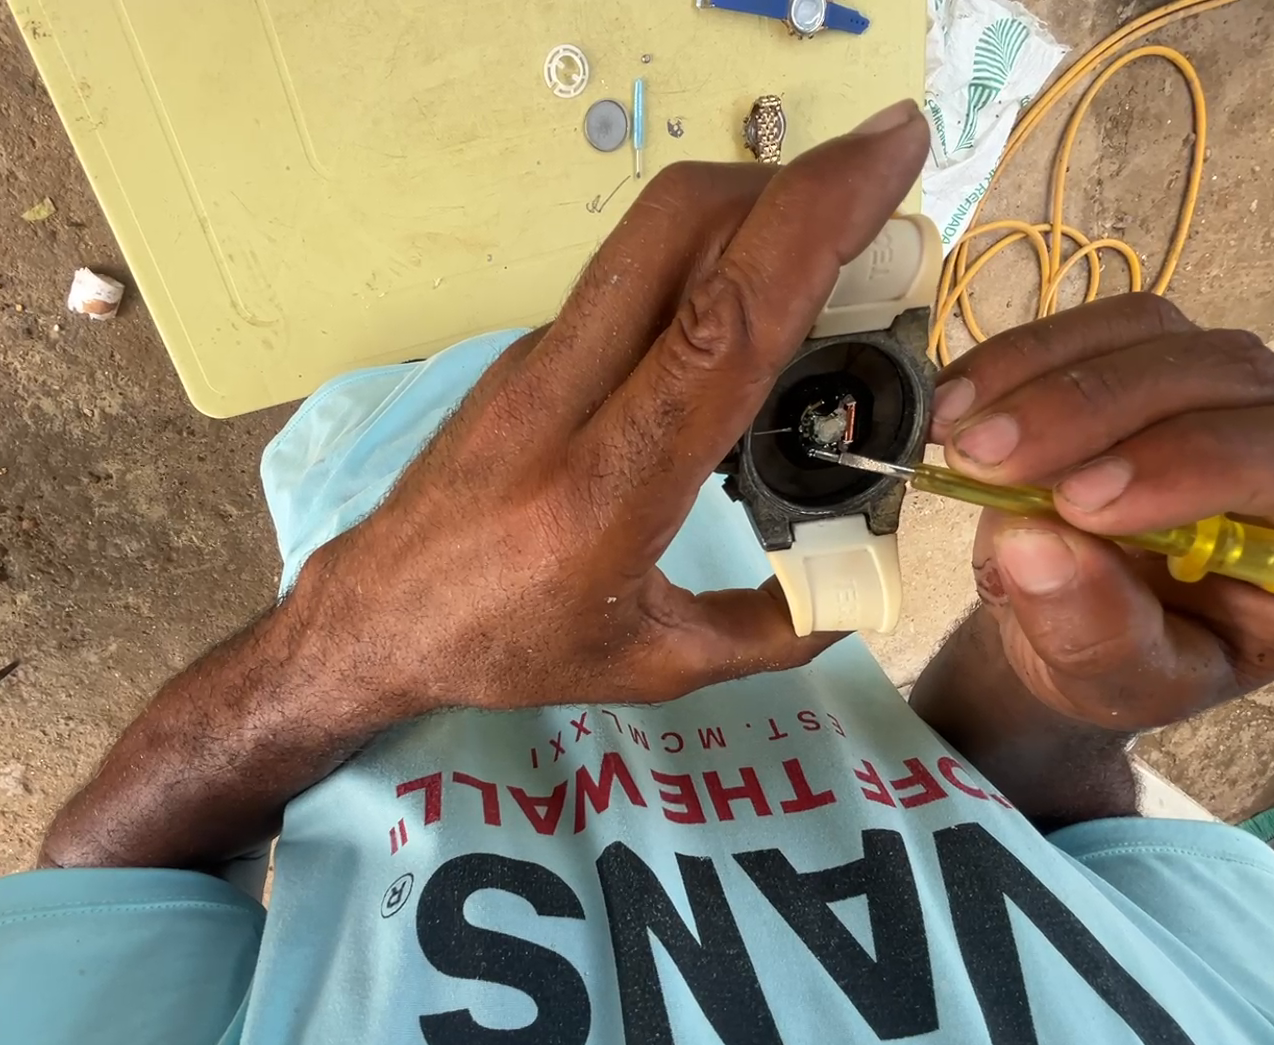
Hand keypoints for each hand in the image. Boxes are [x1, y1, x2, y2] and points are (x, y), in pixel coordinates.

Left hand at [289, 102, 930, 710]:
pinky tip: (735, 311)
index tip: (892, 151)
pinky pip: (624, 279)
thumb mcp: (652, 663)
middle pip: (675, 228)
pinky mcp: (522, 355)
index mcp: (610, 488)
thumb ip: (766, 630)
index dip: (813, 222)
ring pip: (646, 237)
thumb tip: (851, 590)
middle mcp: (565, 399)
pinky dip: (700, 261)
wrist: (381, 612)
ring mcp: (534, 363)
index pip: (721, 324)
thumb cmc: (509, 647)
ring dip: (744, 210)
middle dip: (789, 182)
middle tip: (871, 192)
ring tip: (819, 249)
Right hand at [929, 293, 1273, 730]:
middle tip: (984, 459)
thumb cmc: (1123, 660)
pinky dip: (1007, 362)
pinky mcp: (1130, 361)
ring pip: (1149, 332)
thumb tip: (1031, 542)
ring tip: (957, 436)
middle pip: (1224, 373)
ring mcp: (1208, 386)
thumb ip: (1096, 634)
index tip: (1077, 504)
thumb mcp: (1119, 687)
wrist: (1068, 616)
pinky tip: (953, 406)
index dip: (1205, 462)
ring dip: (1038, 376)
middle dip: (1090, 412)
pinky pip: (1081, 329)